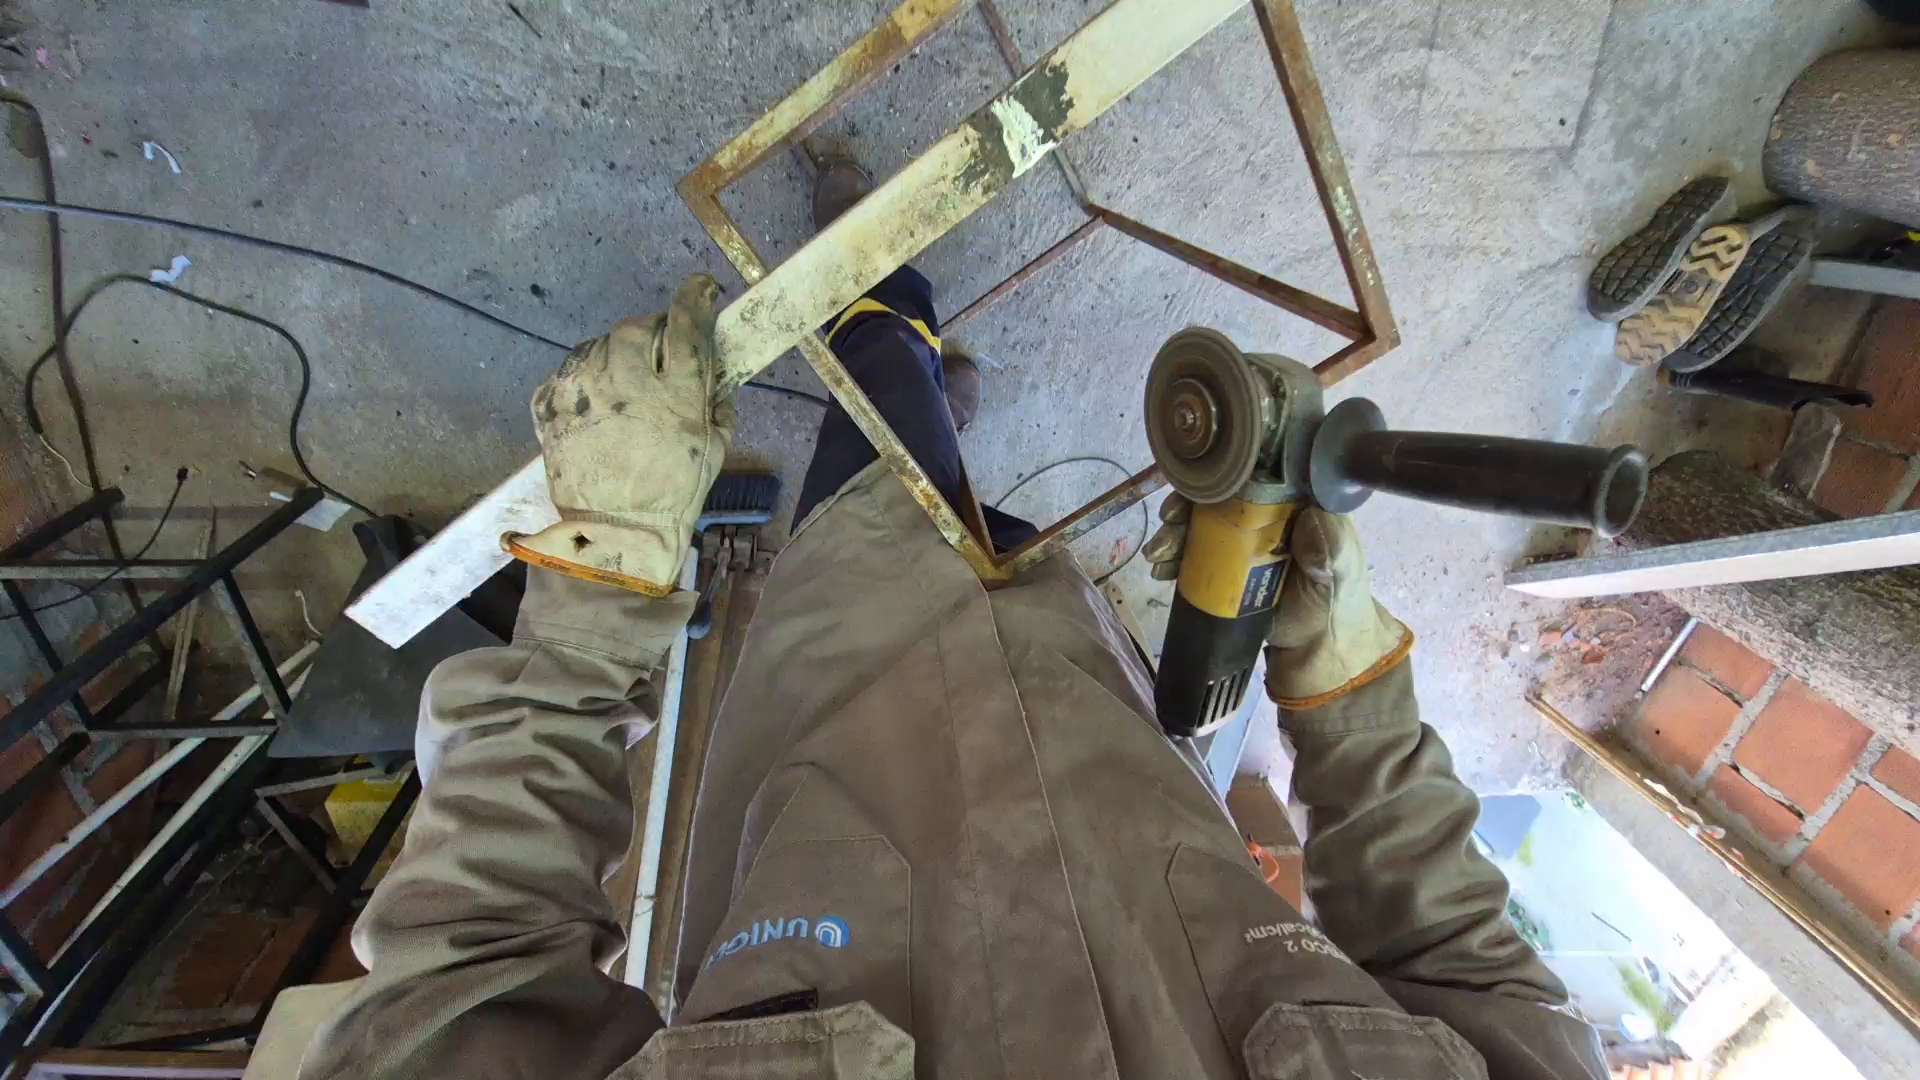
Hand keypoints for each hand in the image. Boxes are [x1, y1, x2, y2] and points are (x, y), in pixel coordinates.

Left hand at [506, 275, 735, 595]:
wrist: (617, 530)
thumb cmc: (676, 491)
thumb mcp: (716, 445)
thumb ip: (714, 398)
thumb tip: (709, 369)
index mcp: (674, 395)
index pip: (686, 328)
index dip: (696, 300)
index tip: (701, 289)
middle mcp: (625, 382)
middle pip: (639, 327)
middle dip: (653, 330)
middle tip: (661, 349)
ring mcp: (581, 390)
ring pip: (601, 344)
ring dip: (620, 353)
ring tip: (628, 381)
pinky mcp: (549, 402)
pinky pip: (573, 369)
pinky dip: (590, 376)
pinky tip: (602, 401)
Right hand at [1144, 495, 1411, 708]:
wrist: (1319, 656)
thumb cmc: (1336, 608)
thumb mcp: (1340, 576)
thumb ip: (1331, 549)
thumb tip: (1310, 517)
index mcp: (1294, 508)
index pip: (1252, 479)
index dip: (1220, 479)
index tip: (1197, 491)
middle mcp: (1262, 520)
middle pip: (1215, 503)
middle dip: (1185, 510)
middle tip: (1167, 524)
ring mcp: (1239, 547)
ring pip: (1198, 529)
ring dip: (1172, 536)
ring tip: (1157, 555)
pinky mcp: (1222, 573)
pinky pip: (1193, 559)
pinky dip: (1173, 561)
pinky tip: (1161, 570)